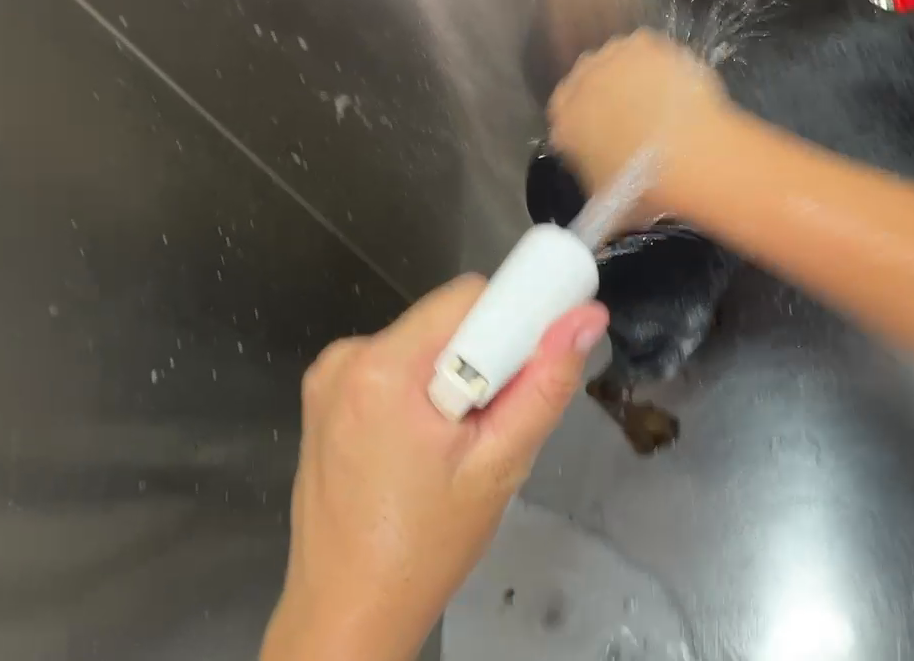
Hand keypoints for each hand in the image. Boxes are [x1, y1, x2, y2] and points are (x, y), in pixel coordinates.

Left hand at [261, 275, 608, 660]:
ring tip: (463, 443)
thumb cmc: (426, 547)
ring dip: (458, 374)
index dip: (514, 318)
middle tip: (497, 419)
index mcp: (382, 366)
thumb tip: (589, 316)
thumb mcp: (501, 465)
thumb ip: (548, 382)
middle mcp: (345, 357)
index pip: (470, 295)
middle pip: (447, 319)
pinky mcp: (325, 401)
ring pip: (426, 342)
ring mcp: (327, 379)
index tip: (534, 360)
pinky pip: (398, 367)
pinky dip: (426, 390)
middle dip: (486, 355)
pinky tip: (428, 447)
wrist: (346, 617)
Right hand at [547, 29, 735, 212]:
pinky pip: (645, 48)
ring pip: (616, 60)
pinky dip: (657, 62)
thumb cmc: (645, 184)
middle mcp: (579, 81)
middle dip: (605, 93)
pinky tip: (672, 82)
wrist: (691, 155)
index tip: (602, 128)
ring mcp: (612, 56)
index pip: (563, 109)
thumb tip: (599, 184)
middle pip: (587, 80)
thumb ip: (592, 177)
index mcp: (563, 117)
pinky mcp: (646, 43)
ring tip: (657, 99)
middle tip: (632, 114)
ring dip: (630, 74)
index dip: (584, 118)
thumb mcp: (606, 196)